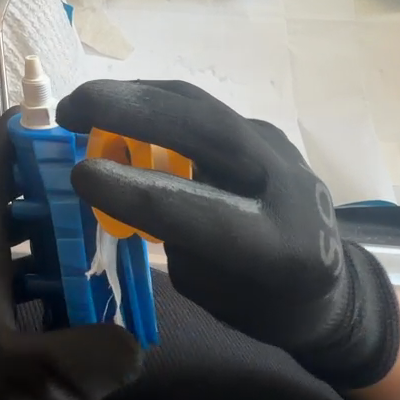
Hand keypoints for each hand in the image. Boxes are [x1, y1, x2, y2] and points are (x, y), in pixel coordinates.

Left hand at [0, 114, 144, 399]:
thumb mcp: (17, 375)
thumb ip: (78, 360)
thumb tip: (137, 342)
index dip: (14, 138)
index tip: (46, 109)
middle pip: (12, 205)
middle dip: (51, 188)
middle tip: (100, 181)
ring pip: (21, 250)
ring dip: (57, 240)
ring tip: (106, 241)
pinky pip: (28, 292)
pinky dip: (57, 289)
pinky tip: (91, 309)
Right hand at [57, 79, 399, 389]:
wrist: (330, 286)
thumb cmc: (261, 303)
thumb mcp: (210, 288)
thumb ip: (165, 235)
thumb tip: (111, 181)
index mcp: (283, 246)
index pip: (200, 213)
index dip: (134, 193)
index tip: (78, 175)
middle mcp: (287, 183)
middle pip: (202, 129)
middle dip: (128, 112)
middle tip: (69, 111)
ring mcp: (275, 144)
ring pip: (195, 103)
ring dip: (131, 96)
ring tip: (83, 103)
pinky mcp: (258, 126)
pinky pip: (195, 105)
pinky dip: (148, 100)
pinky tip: (115, 105)